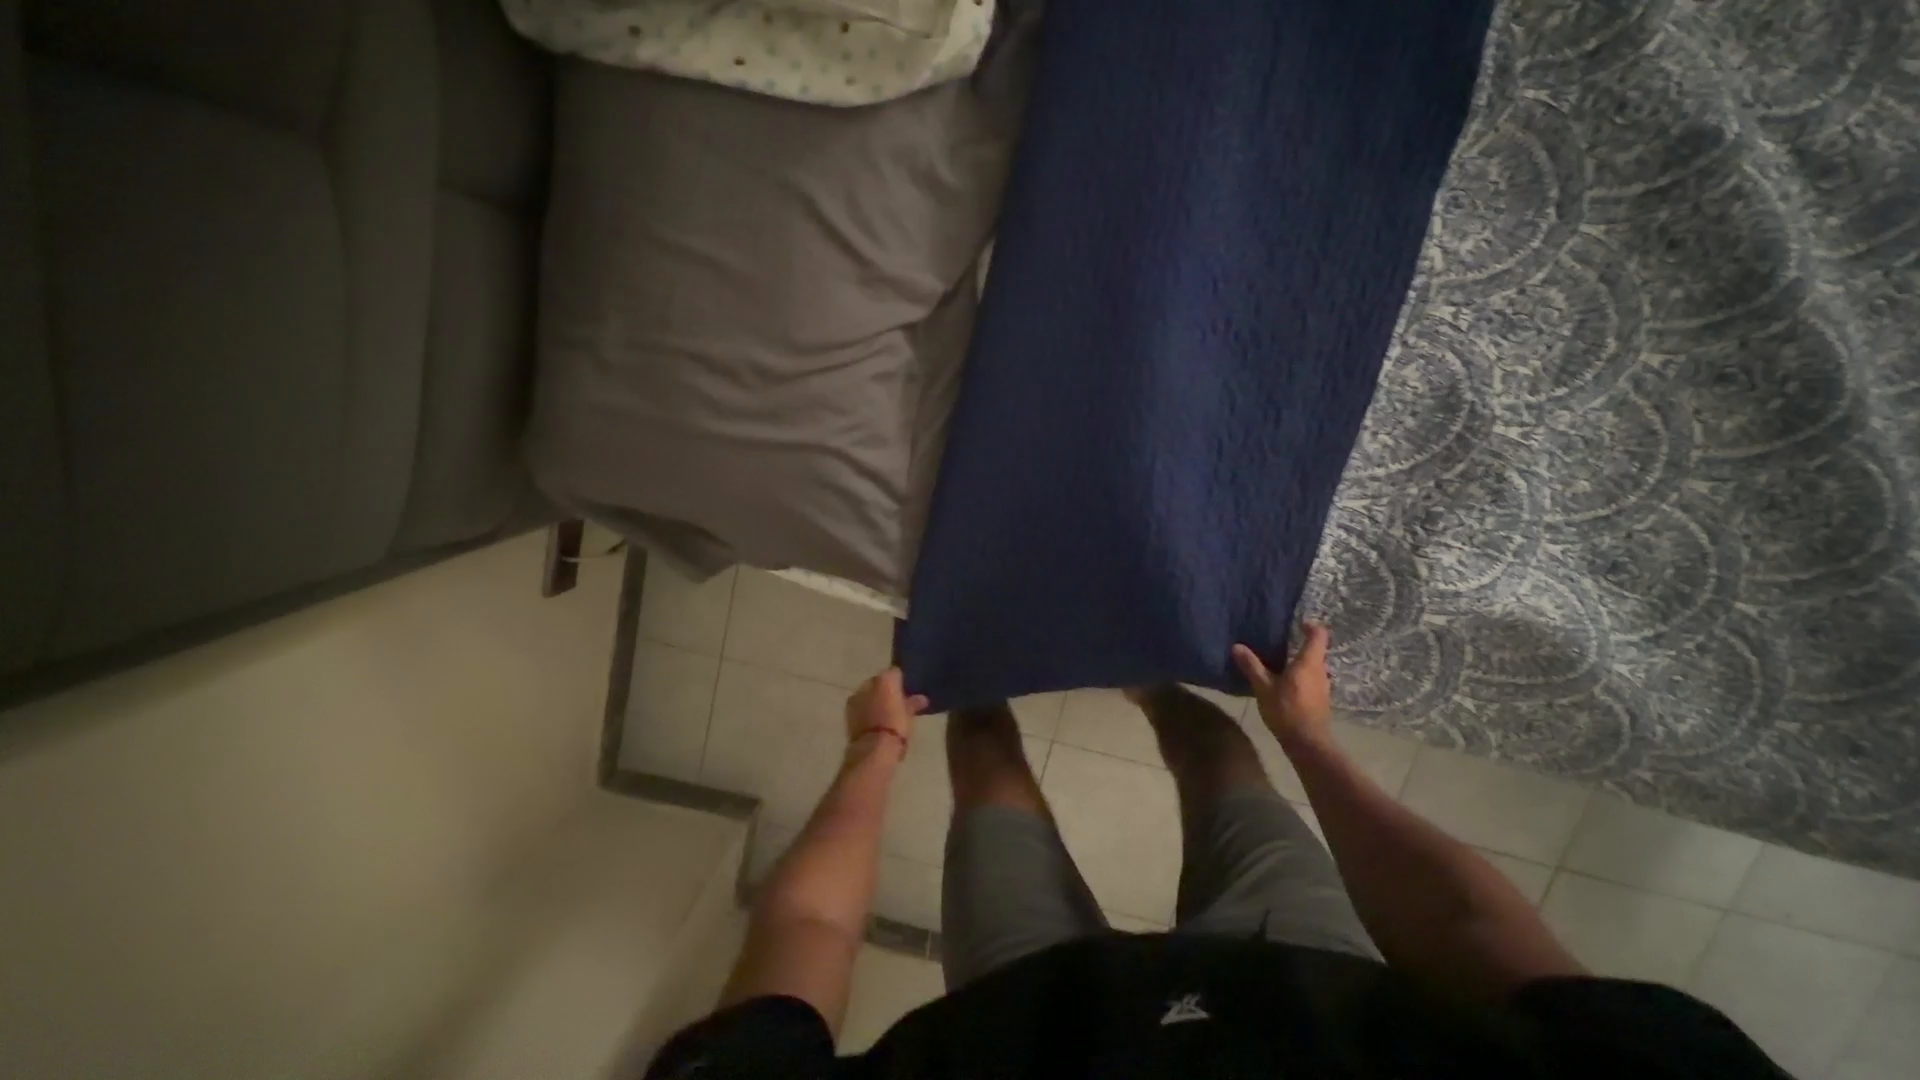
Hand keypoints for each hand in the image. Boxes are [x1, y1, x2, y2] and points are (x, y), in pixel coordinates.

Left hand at [844, 668, 927, 757]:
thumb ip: (913, 703)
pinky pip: (860, 704)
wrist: (873, 747)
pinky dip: (866, 708)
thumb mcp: (909, 715)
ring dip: (874, 699)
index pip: (894, 672)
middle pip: (878, 681)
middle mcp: (868, 683)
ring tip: (884, 711)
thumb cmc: (897, 726)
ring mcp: (856, 696)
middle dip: (885, 689)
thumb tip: (921, 699)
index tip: (905, 690)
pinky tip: (873, 719)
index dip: (900, 681)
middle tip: (895, 701)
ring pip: (867, 692)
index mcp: (885, 679)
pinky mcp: (847, 711)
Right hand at [1232, 622, 1333, 749]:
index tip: (1298, 623)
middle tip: (1280, 645)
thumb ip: (1252, 666)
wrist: (1308, 742)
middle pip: (1316, 651)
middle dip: (1300, 646)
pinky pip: (1312, 681)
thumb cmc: (1286, 710)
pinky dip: (1301, 678)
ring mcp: (1323, 686)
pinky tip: (1285, 686)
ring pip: (1313, 667)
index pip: (1318, 635)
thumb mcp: (1264, 687)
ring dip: (1300, 664)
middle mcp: (1321, 671)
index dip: (1310, 626)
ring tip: (1279, 665)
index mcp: (1309, 663)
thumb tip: (1237, 646)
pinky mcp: (1321, 700)